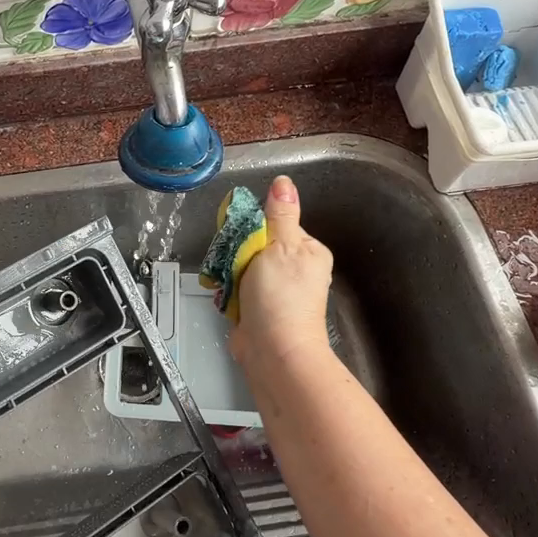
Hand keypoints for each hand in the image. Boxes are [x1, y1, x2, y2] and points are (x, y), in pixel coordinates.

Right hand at [231, 175, 333, 370]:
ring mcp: (278, 291)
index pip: (276, 223)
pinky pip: (237, 289)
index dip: (256, 227)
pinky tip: (228, 298)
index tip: (245, 237)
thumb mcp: (279, 246)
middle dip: (240, 252)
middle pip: (257, 245)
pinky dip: (229, 293)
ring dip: (231, 273)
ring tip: (231, 284)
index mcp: (309, 251)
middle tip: (237, 262)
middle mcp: (296, 270)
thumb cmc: (281, 299)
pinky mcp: (260, 309)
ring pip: (243, 267)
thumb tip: (284, 183)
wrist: (274, 352)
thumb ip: (279, 215)